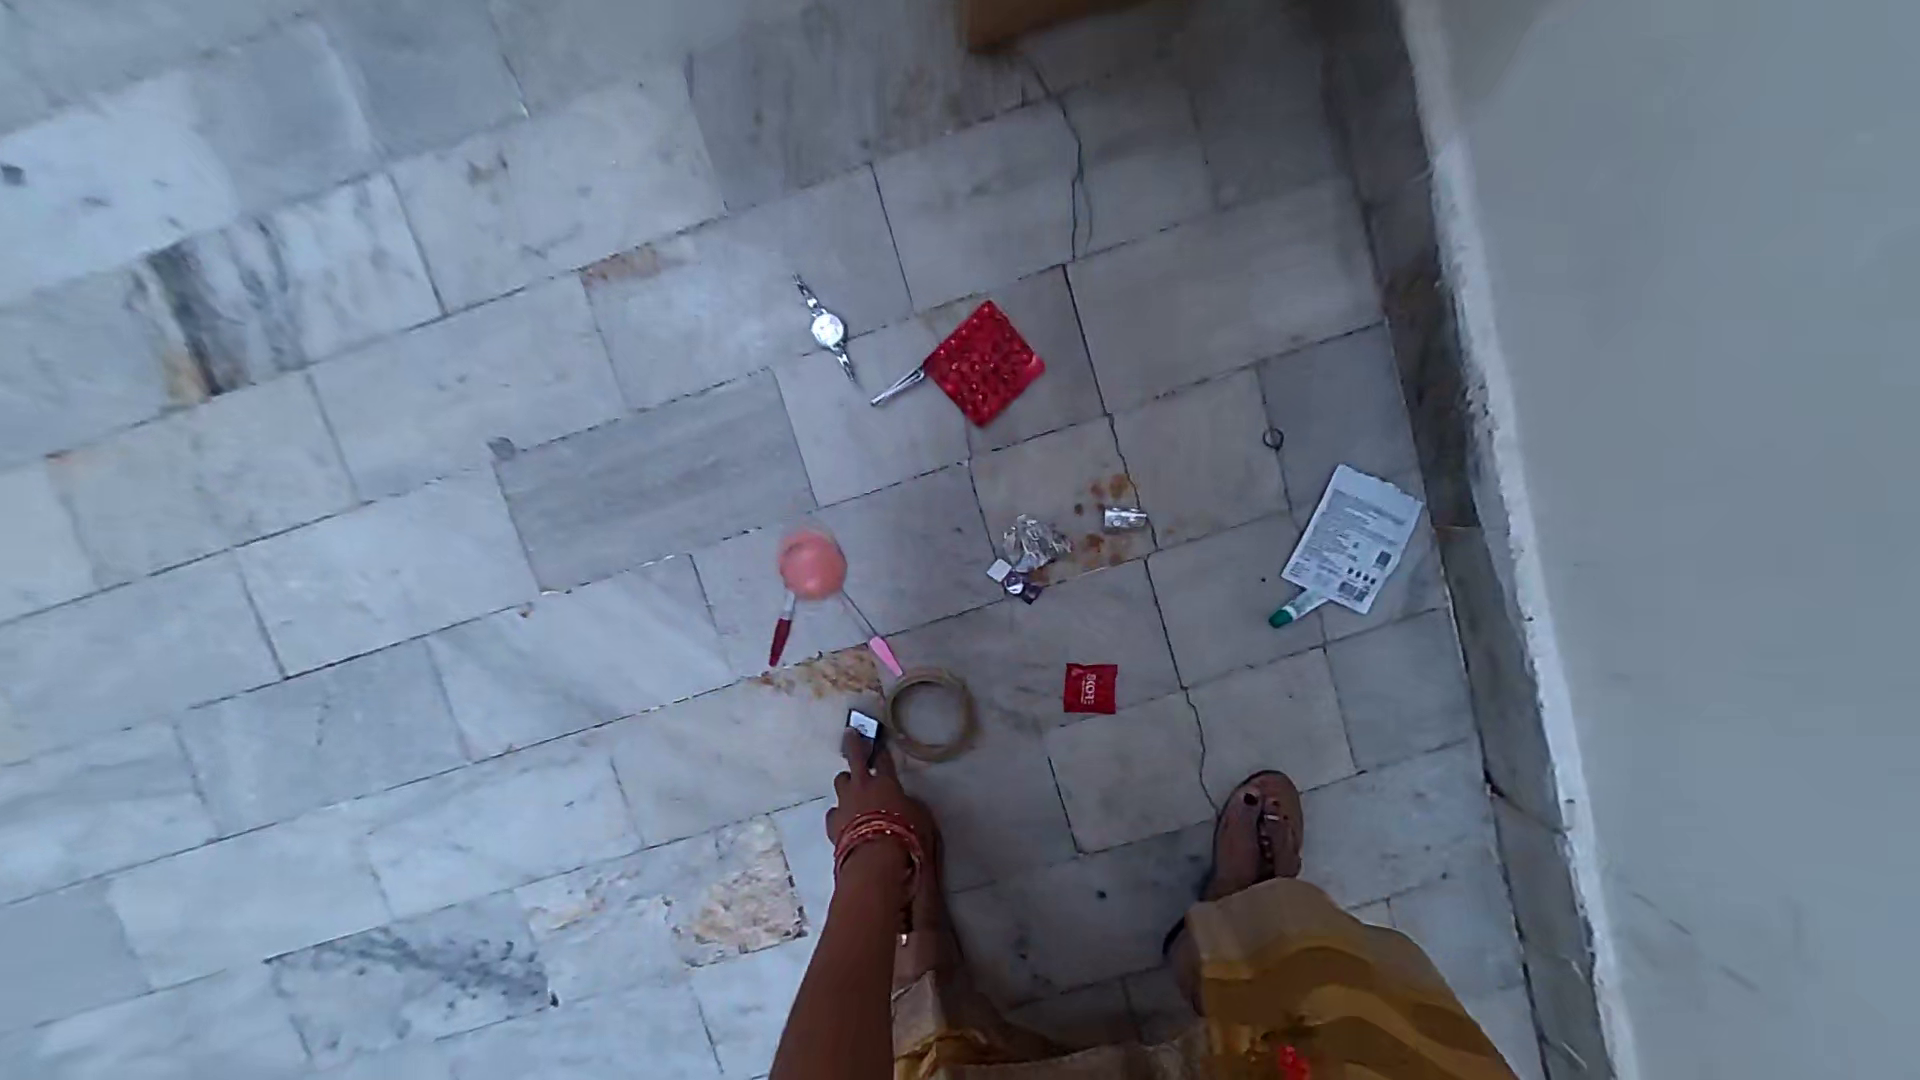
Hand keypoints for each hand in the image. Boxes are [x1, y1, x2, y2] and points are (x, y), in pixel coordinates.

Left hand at [825, 728, 935, 851]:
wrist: (874, 861)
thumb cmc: (905, 835)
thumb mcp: (921, 818)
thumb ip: (911, 805)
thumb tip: (905, 804)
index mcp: (885, 782)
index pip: (883, 759)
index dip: (881, 749)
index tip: (878, 740)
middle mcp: (862, 787)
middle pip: (855, 759)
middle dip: (853, 744)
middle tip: (851, 733)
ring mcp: (845, 804)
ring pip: (840, 782)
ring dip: (846, 784)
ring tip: (851, 789)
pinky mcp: (833, 825)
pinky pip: (834, 813)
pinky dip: (839, 814)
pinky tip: (844, 821)